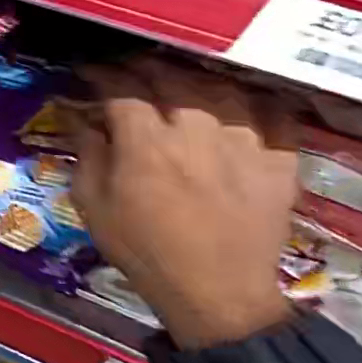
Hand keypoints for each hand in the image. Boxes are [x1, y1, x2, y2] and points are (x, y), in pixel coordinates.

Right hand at [72, 57, 299, 348]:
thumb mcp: (93, 205)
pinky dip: (256, 103)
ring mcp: (244, 146)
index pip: (121, 90)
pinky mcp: (279, 165)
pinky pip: (274, 119)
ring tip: (182, 77)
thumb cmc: (143, 250)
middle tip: (130, 68)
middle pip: (172, 78)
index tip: (88, 72)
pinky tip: (240, 102)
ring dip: (196, 77)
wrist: (217, 296)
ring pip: (222, 90)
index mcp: (146, 145)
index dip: (101, 74)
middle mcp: (196, 134)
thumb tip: (81, 119)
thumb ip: (87, 155)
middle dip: (145, 67)